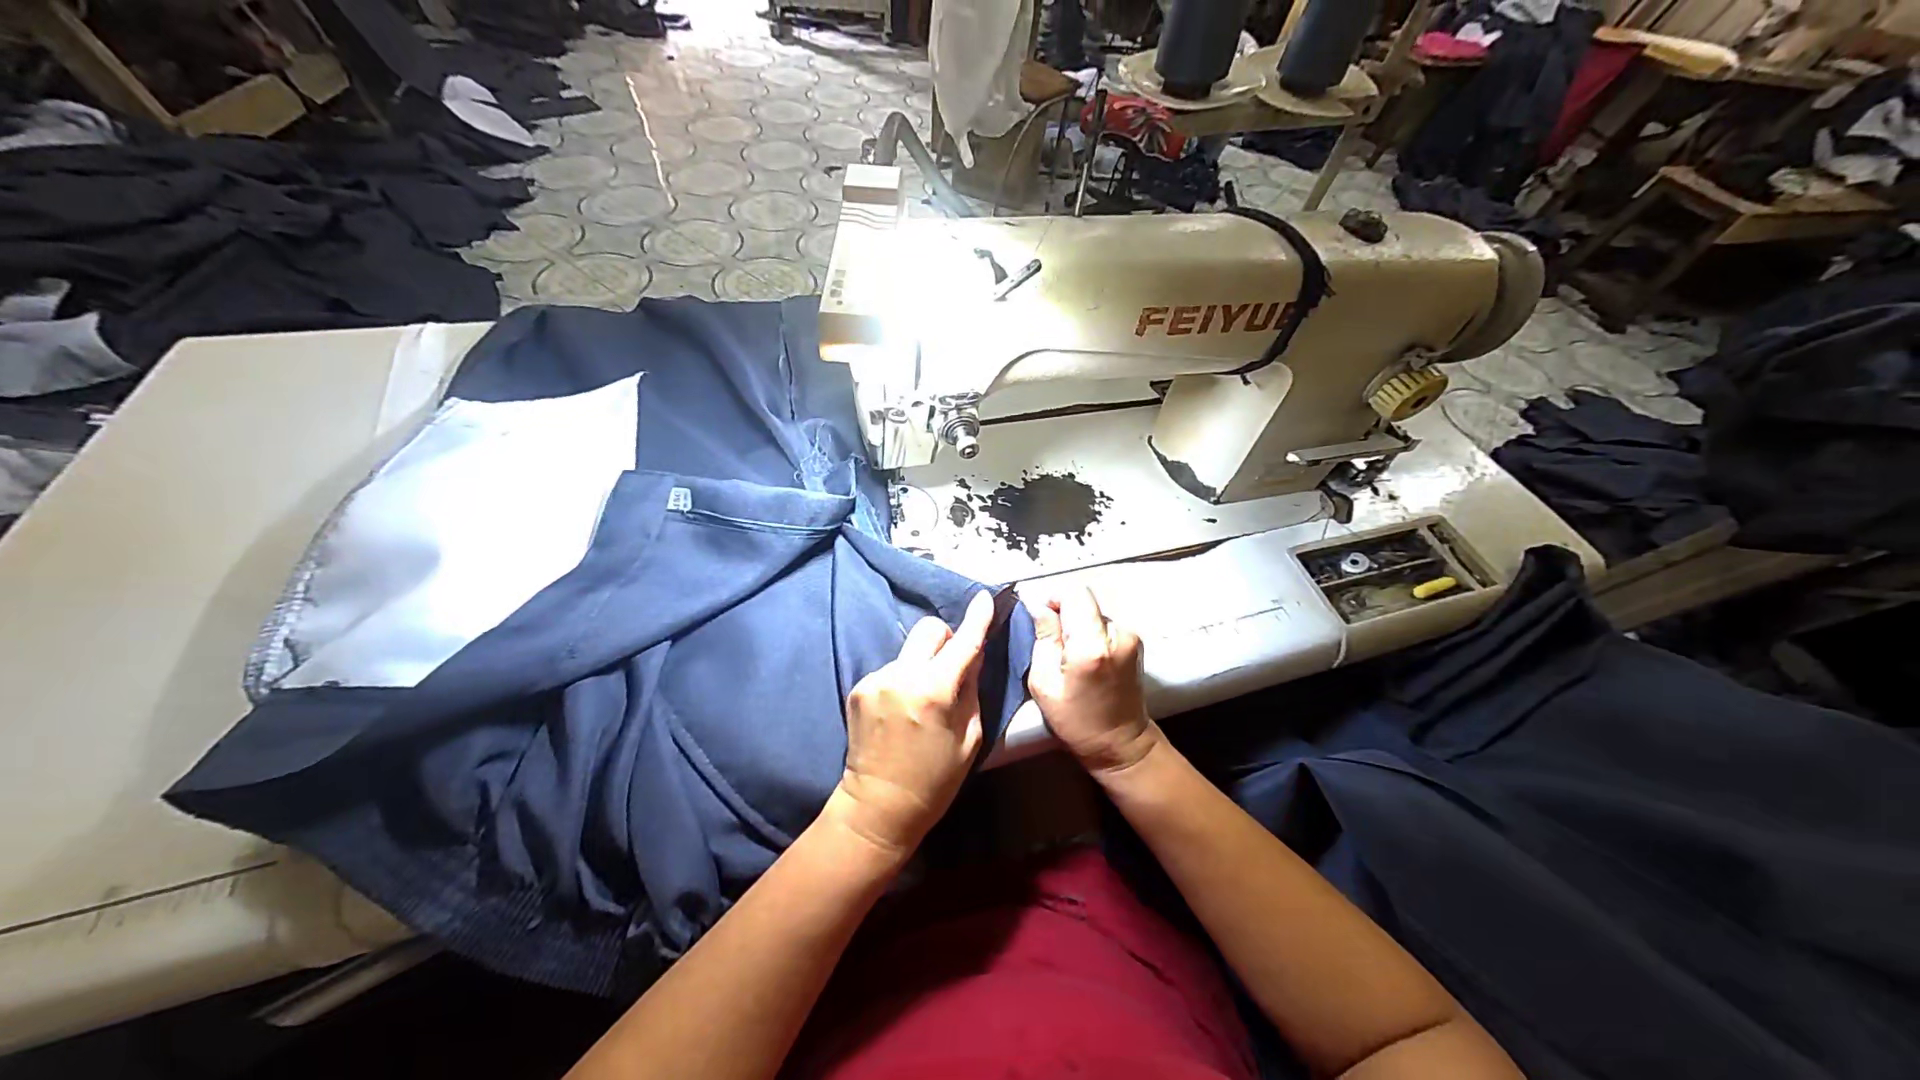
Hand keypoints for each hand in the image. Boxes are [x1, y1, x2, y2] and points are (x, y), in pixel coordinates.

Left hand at [832, 591, 994, 859]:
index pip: (962, 642)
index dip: (977, 618)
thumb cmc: (935, 780)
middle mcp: (901, 676)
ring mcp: (875, 679)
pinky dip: (902, 679)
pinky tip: (901, 710)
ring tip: (922, 701)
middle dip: (945, 639)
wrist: (879, 806)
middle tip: (952, 667)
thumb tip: (972, 655)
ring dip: (922, 664)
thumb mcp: (969, 738)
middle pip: (928, 629)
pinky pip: (891, 669)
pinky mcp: (859, 687)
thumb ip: (971, 689)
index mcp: (934, 691)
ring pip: (909, 651)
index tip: (986, 598)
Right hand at [1025, 585, 1161, 777]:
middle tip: (1053, 643)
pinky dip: (1091, 634)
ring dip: (1078, 625)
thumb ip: (1043, 638)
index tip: (1041, 617)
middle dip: (1064, 614)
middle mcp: (1117, 634)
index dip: (1053, 598)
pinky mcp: (1135, 641)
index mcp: (1092, 645)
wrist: (1121, 744)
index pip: (1074, 593)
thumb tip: (1038, 606)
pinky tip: (1086, 659)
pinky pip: (1104, 624)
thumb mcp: (1043, 683)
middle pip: (1084, 601)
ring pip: (1093, 612)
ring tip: (1071, 656)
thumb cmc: (1077, 721)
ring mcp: (1130, 637)